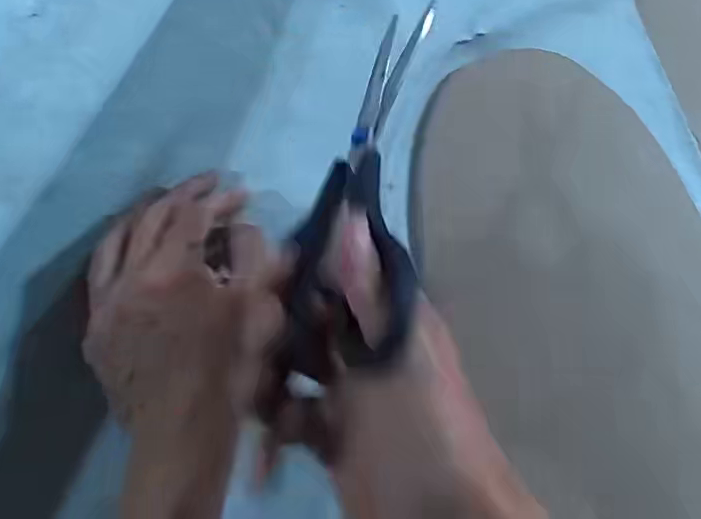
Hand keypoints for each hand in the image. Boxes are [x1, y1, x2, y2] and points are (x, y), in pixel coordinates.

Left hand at [86, 173, 284, 516]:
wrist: (183, 426)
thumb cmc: (229, 361)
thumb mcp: (256, 300)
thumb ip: (251, 251)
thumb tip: (240, 225)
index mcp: (170, 273)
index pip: (192, 216)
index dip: (220, 198)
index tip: (244, 193)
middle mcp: (128, 281)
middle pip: (151, 218)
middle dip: (184, 194)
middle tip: (211, 182)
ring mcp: (104, 305)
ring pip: (114, 240)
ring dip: (145, 213)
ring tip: (169, 201)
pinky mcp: (95, 328)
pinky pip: (101, 272)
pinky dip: (122, 246)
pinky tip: (140, 245)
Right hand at [262, 217, 541, 518]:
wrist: (442, 517)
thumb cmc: (424, 425)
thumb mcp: (394, 353)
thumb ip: (367, 288)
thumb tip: (352, 212)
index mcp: (388, 310)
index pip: (335, 268)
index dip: (297, 268)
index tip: (265, 279)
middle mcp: (366, 338)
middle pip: (304, 313)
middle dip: (271, 328)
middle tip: (259, 356)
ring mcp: (349, 386)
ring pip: (291, 362)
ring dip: (265, 378)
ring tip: (259, 407)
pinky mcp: (333, 432)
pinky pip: (292, 412)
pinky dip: (277, 425)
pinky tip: (274, 451)